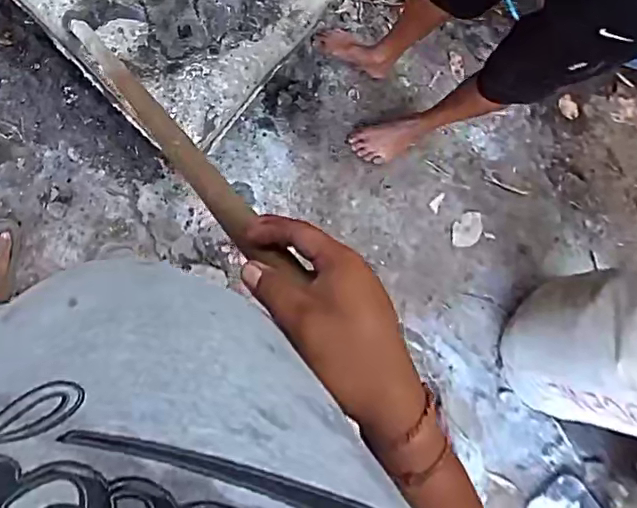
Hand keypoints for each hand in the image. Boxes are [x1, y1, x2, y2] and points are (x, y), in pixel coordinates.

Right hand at [239, 216, 426, 445]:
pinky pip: (329, 285)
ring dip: (292, 265)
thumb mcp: (300, 318)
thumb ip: (272, 287)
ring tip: (268, 272)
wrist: (392, 408)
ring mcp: (365, 292)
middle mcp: (357, 269)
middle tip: (252, 247)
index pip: (300, 231)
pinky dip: (306, 283)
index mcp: (342, 261)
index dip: (270, 227)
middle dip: (280, 242)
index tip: (244, 231)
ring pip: (320, 268)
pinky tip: (295, 300)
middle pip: (312, 245)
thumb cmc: (344, 354)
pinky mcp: (367, 314)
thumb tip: (251, 266)